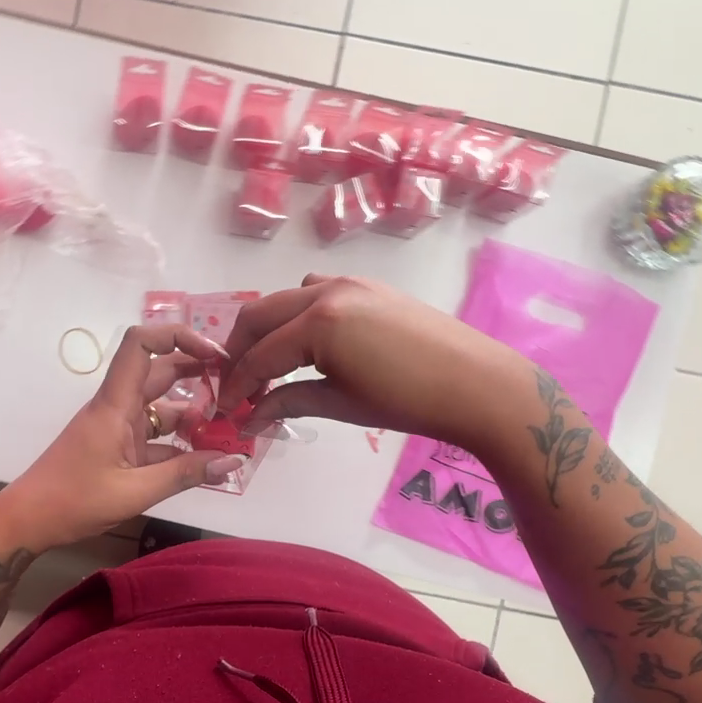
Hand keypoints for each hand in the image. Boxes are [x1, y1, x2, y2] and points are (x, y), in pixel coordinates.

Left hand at [0, 325, 243, 556]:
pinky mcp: (118, 448)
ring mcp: (118, 427)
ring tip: (233, 426)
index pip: (140, 345)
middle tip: (238, 386)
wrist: (29, 520)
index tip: (214, 354)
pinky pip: (156, 436)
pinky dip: (181, 443)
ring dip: (195, 413)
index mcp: (115, 405)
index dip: (177, 336)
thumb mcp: (134, 493)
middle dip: (199, 373)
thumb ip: (185, 475)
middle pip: (161, 372)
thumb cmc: (73, 501)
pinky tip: (208, 458)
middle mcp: (118, 407)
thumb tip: (233, 460)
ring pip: (163, 406)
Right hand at [218, 274, 531, 452]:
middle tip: (234, 386)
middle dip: (239, 351)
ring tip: (266, 365)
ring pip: (285, 299)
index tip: (223, 409)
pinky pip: (316, 290)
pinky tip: (306, 342)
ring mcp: (349, 283)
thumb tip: (249, 419)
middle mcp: (327, 291)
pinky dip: (296, 314)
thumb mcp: (340, 404)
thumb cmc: (407, 401)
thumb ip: (288, 403)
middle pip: (259, 315)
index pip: (259, 355)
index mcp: (318, 323)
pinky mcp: (368, 286)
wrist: (477, 384)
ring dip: (266, 330)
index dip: (237, 385)